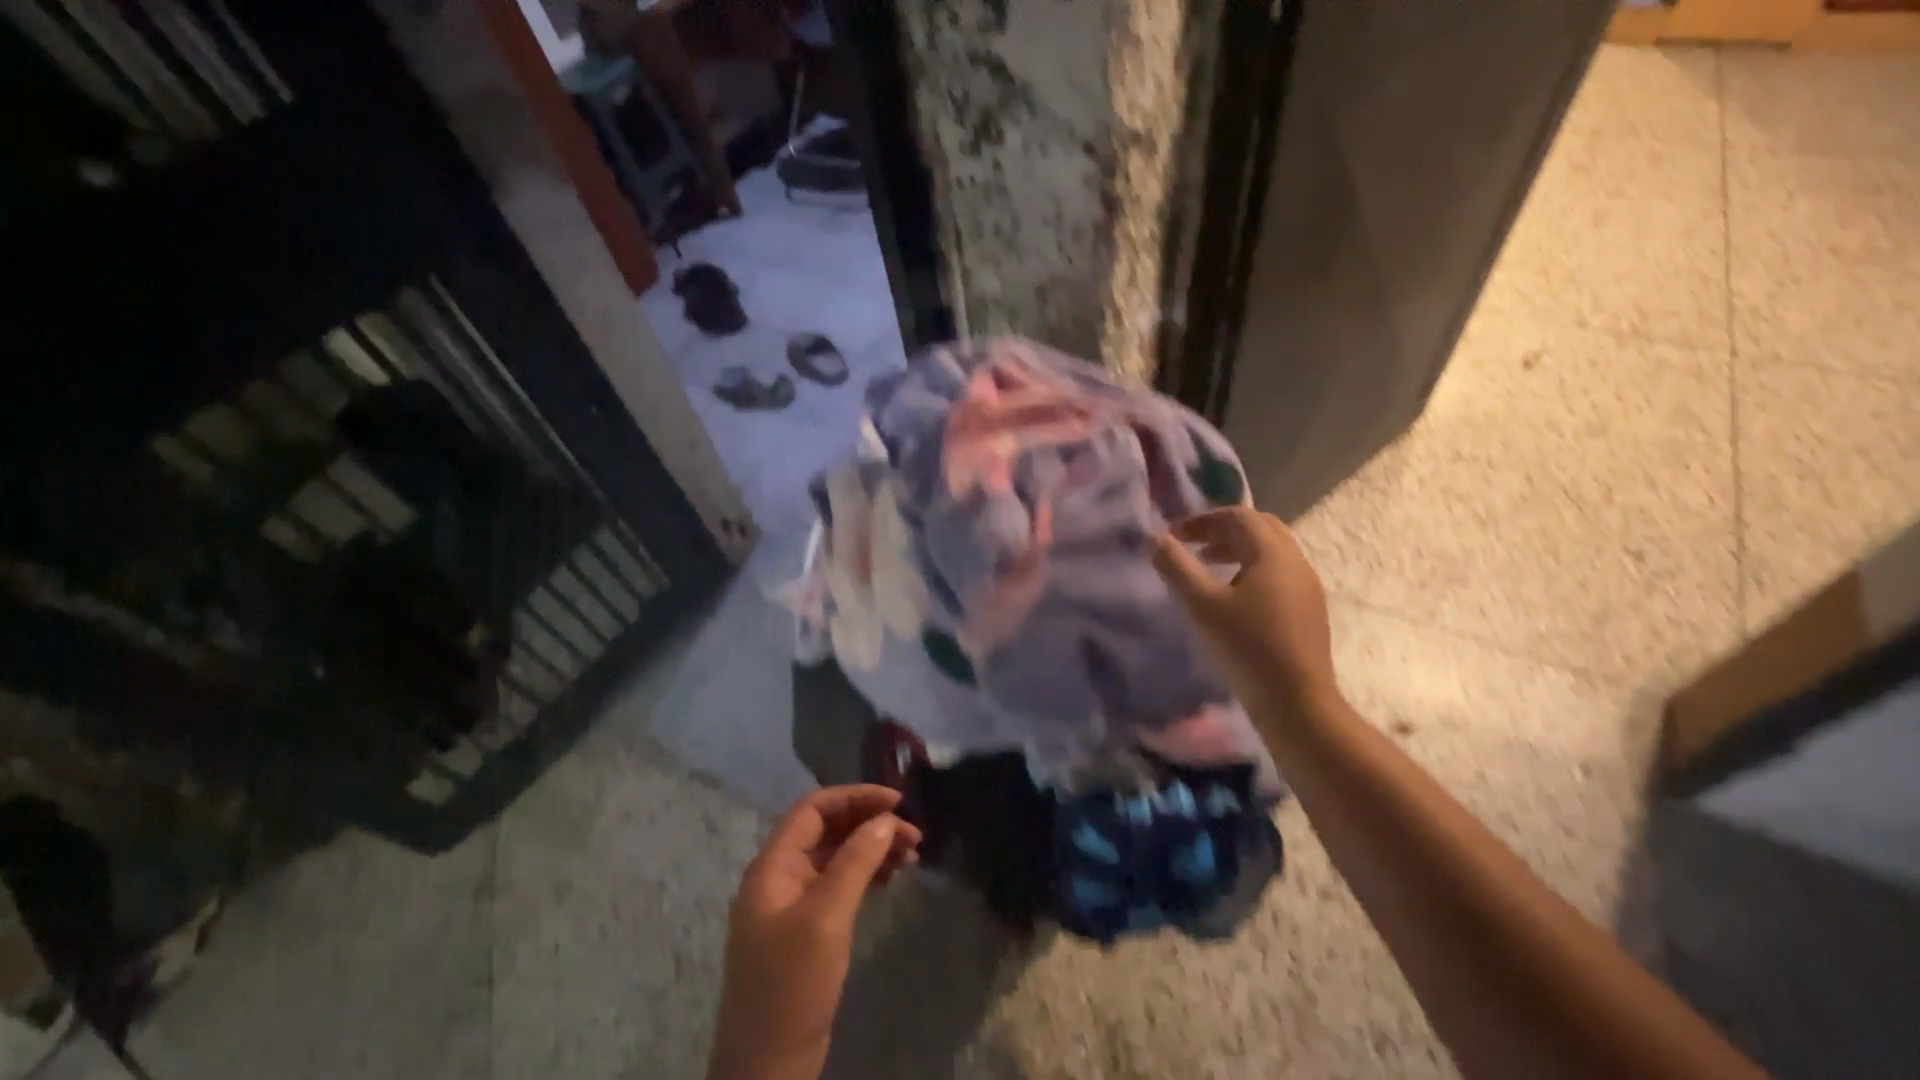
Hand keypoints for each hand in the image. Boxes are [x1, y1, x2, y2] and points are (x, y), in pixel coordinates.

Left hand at [708, 786, 921, 1079]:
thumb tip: (886, 819)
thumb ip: (855, 862)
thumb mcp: (825, 917)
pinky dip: (866, 876)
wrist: (768, 1062)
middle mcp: (780, 877)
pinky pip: (839, 886)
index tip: (899, 801)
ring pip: (836, 858)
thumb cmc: (792, 982)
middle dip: (869, 824)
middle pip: (826, 831)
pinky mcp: (808, 931)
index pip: (813, 810)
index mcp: (772, 866)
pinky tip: (892, 877)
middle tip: (915, 833)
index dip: (855, 798)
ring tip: (912, 854)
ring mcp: (793, 906)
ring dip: (871, 849)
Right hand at [1152, 507, 1338, 714]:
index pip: (1239, 516)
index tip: (1175, 535)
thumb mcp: (1203, 606)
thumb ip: (1177, 568)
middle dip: (1223, 530)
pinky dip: (1252, 571)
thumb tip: (1154, 538)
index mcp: (1273, 553)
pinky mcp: (1309, 610)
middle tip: (1193, 545)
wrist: (1297, 701)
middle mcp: (1296, 562)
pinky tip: (1233, 599)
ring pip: (1272, 552)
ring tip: (1208, 567)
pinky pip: (1279, 574)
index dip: (1204, 519)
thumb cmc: (1247, 647)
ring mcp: (1307, 587)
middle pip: (1260, 528)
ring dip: (1238, 551)